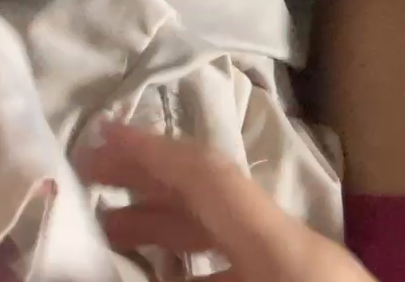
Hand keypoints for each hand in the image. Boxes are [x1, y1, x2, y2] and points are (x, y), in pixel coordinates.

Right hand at [78, 121, 377, 281]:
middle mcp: (301, 252)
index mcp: (286, 252)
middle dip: (149, 184)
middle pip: (215, 196)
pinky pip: (245, 267)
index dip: (148, 151)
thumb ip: (181, 278)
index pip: (208, 177)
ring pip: (229, 233)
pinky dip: (202, 268)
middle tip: (90, 181)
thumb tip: (104, 272)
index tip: (97, 138)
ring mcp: (314, 275)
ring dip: (169, 229)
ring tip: (113, 236)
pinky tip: (172, 279)